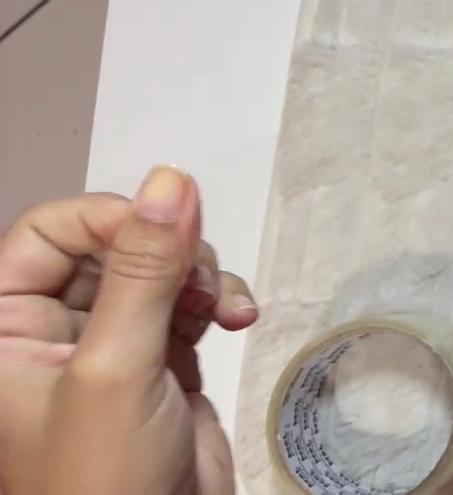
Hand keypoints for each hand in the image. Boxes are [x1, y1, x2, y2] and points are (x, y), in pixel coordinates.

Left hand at [0, 167, 257, 494]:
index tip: (173, 245)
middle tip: (199, 292)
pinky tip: (239, 321)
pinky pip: (192, 294)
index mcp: (2, 328)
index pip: (54, 229)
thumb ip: (144, 269)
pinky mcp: (156, 349)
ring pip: (165, 264)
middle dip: (176, 256)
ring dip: (207, 279)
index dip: (119, 222)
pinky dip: (223, 299)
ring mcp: (105, 338)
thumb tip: (173, 177)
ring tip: (222, 314)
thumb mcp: (119, 363)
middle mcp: (46, 326)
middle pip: (121, 240)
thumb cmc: (103, 465)